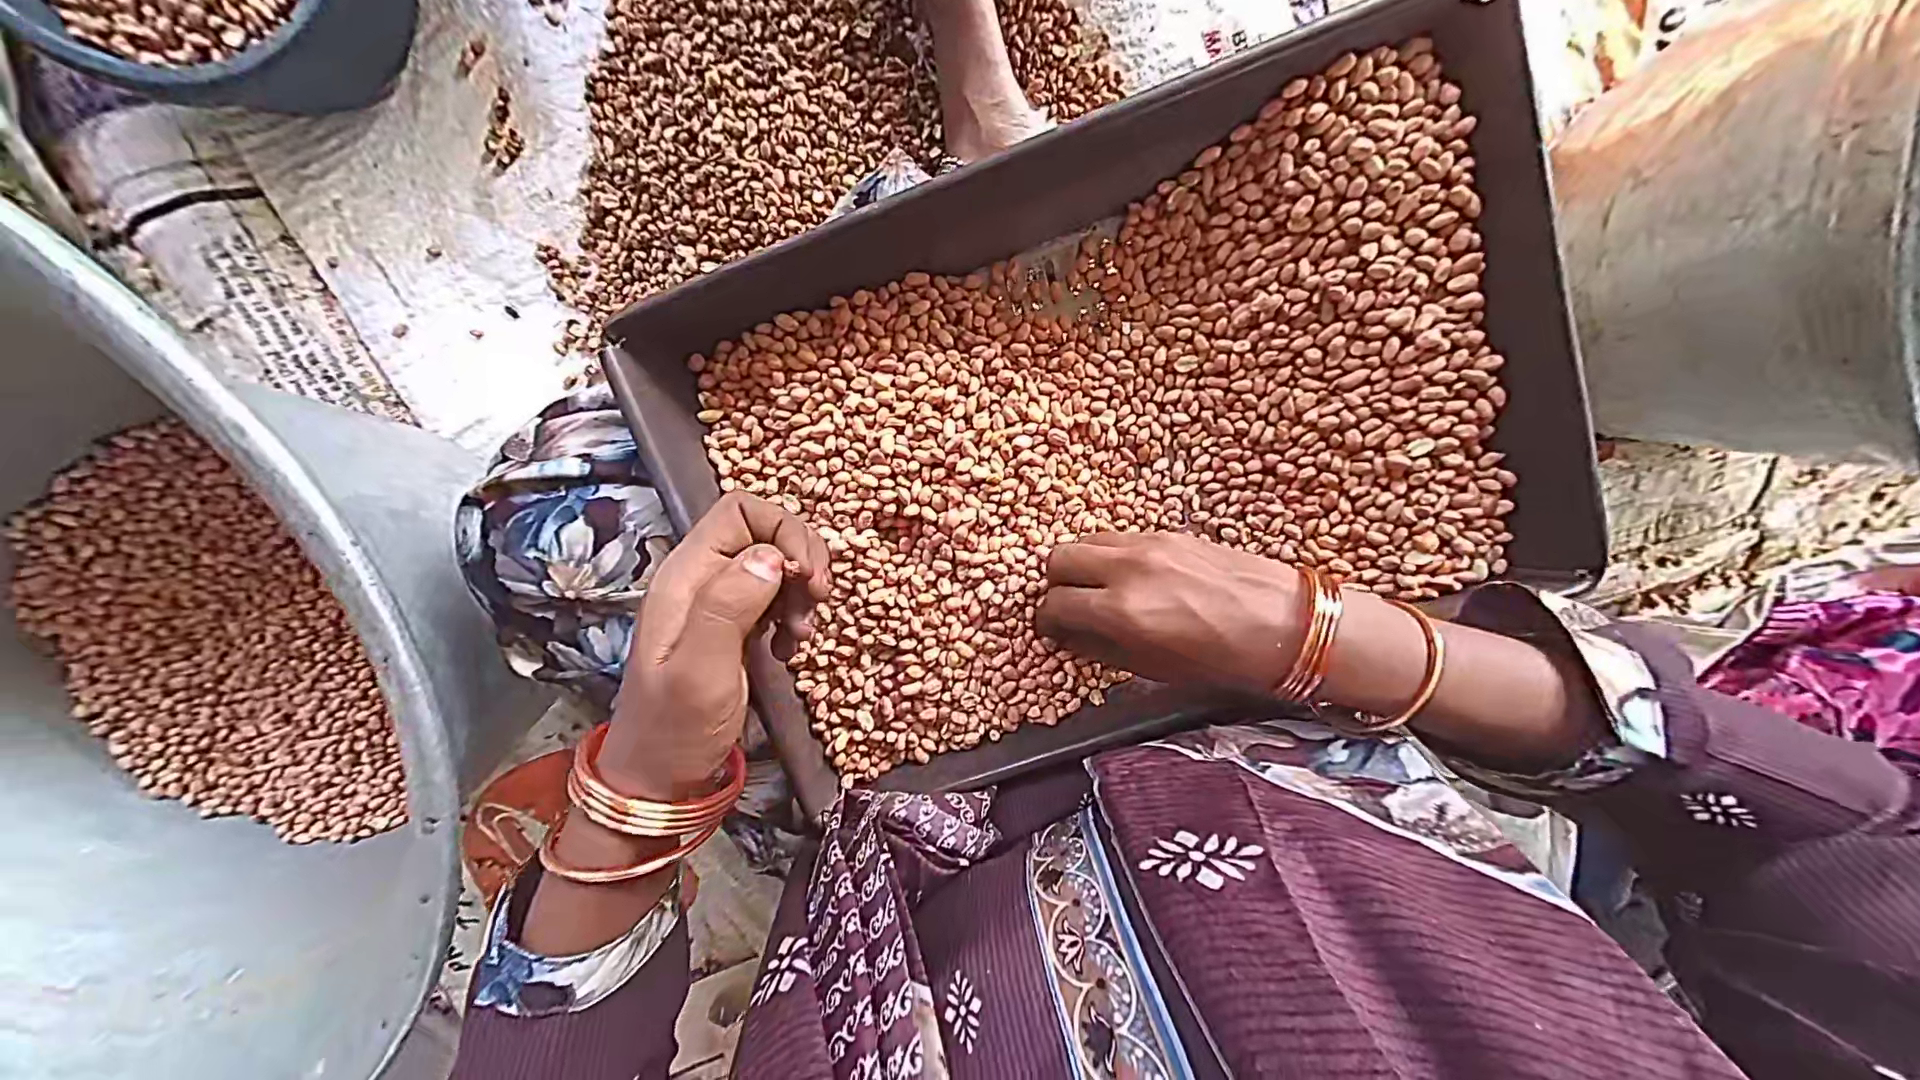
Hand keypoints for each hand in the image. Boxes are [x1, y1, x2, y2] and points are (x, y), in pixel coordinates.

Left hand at [598, 492, 830, 799]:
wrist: (661, 777)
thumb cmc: (676, 729)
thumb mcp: (701, 672)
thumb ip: (729, 607)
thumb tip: (772, 557)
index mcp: (687, 575)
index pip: (742, 510)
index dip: (784, 530)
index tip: (806, 577)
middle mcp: (703, 577)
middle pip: (767, 530)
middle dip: (802, 560)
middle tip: (815, 603)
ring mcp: (720, 599)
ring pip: (778, 562)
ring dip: (803, 591)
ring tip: (800, 635)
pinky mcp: (736, 622)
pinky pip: (779, 595)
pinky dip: (796, 614)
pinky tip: (790, 647)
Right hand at [1036, 532, 1305, 693]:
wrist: (1291, 624)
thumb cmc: (1224, 660)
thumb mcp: (1154, 667)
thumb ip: (1101, 648)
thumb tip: (1069, 634)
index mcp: (1122, 610)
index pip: (1056, 603)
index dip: (1048, 619)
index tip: (1053, 628)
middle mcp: (1127, 568)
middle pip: (1059, 557)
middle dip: (1056, 583)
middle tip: (1070, 603)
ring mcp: (1149, 544)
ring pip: (1087, 540)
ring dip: (1082, 564)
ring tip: (1098, 588)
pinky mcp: (1170, 533)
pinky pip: (1119, 538)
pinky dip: (1111, 556)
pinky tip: (1132, 578)